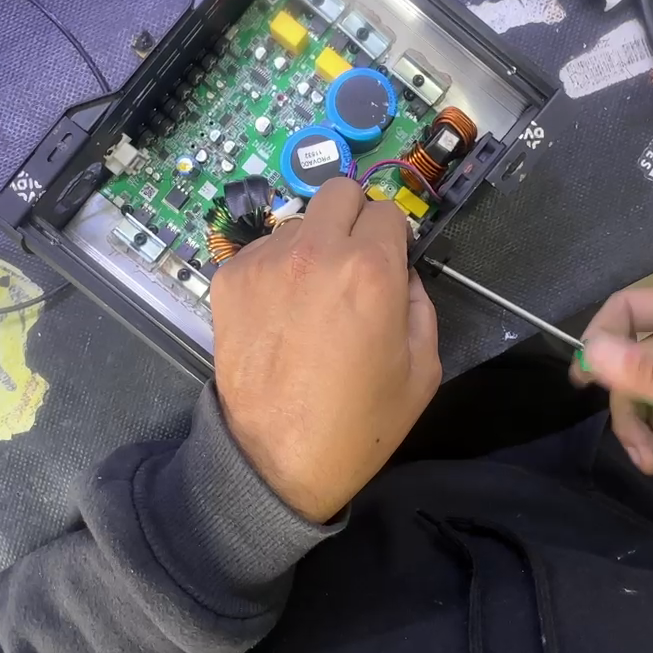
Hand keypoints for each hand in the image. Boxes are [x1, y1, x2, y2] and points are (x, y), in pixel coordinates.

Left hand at [211, 179, 440, 521]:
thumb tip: (401, 274)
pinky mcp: (229, 278)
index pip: (389, 211)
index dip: (394, 237)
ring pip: (298, 220)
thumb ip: (422, 304)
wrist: (276, 462)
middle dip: (354, 217)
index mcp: (371, 269)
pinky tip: (278, 312)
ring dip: (312, 244)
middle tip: (352, 261)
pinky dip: (275, 268)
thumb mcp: (424, 369)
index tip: (389, 262)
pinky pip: (261, 249)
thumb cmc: (358, 423)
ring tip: (309, 297)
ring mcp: (264, 261)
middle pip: (339, 190)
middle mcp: (315, 250)